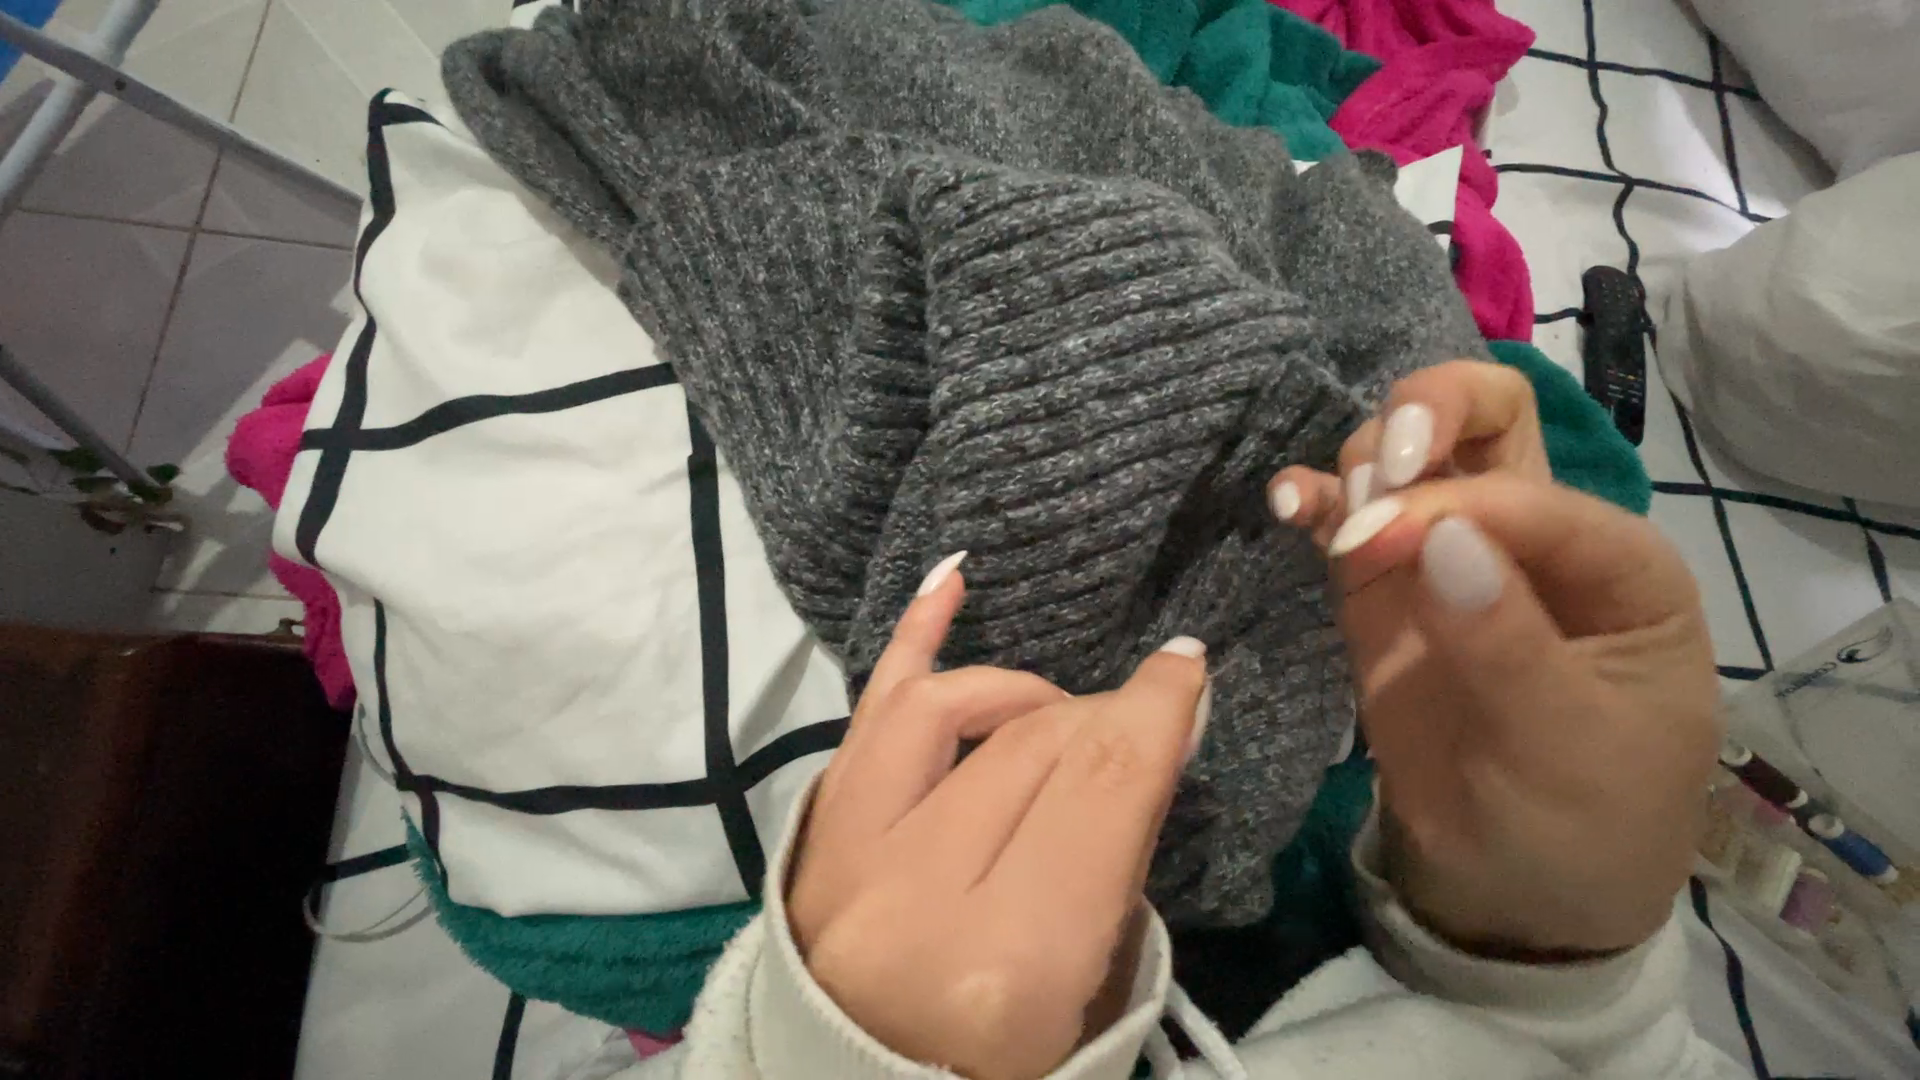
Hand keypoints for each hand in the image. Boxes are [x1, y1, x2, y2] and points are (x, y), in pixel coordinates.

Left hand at [787, 556, 1208, 1079]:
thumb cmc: (996, 1067)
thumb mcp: (1086, 993)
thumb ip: (1114, 860)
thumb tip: (1143, 738)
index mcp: (1010, 957)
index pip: (1099, 786)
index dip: (1154, 712)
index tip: (1184, 668)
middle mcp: (921, 890)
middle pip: (1033, 742)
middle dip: (1098, 717)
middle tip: (1124, 726)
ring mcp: (850, 850)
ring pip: (949, 706)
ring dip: (1019, 690)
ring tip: (1050, 707)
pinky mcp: (818, 827)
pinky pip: (866, 708)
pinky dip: (912, 637)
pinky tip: (949, 580)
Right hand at [1269, 361, 1718, 955]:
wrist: (1498, 881)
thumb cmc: (1573, 817)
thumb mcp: (1565, 744)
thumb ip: (1505, 638)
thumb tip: (1441, 533)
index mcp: (1613, 566)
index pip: (1535, 492)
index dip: (1458, 499)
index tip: (1382, 545)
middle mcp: (1524, 537)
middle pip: (1483, 420)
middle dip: (1427, 415)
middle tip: (1382, 467)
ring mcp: (1439, 555)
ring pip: (1401, 455)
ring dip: (1362, 461)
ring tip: (1330, 518)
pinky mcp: (1375, 585)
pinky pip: (1342, 517)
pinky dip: (1313, 496)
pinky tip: (1288, 503)